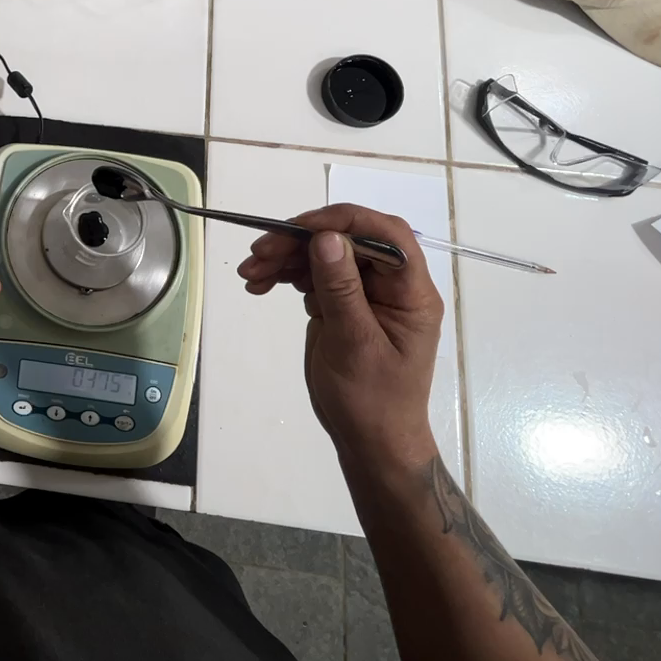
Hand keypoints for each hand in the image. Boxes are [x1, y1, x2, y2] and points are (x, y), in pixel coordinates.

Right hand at [237, 204, 443, 475]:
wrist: (368, 439)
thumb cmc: (371, 398)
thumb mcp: (354, 343)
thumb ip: (341, 288)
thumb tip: (326, 238)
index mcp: (410, 292)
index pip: (385, 235)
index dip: (343, 221)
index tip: (299, 229)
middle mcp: (389, 285)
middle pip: (346, 240)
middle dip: (300, 240)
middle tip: (259, 252)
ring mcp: (363, 293)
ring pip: (323, 254)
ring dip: (284, 257)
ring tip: (250, 272)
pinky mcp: (340, 303)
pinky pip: (311, 275)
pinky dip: (284, 274)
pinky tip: (259, 284)